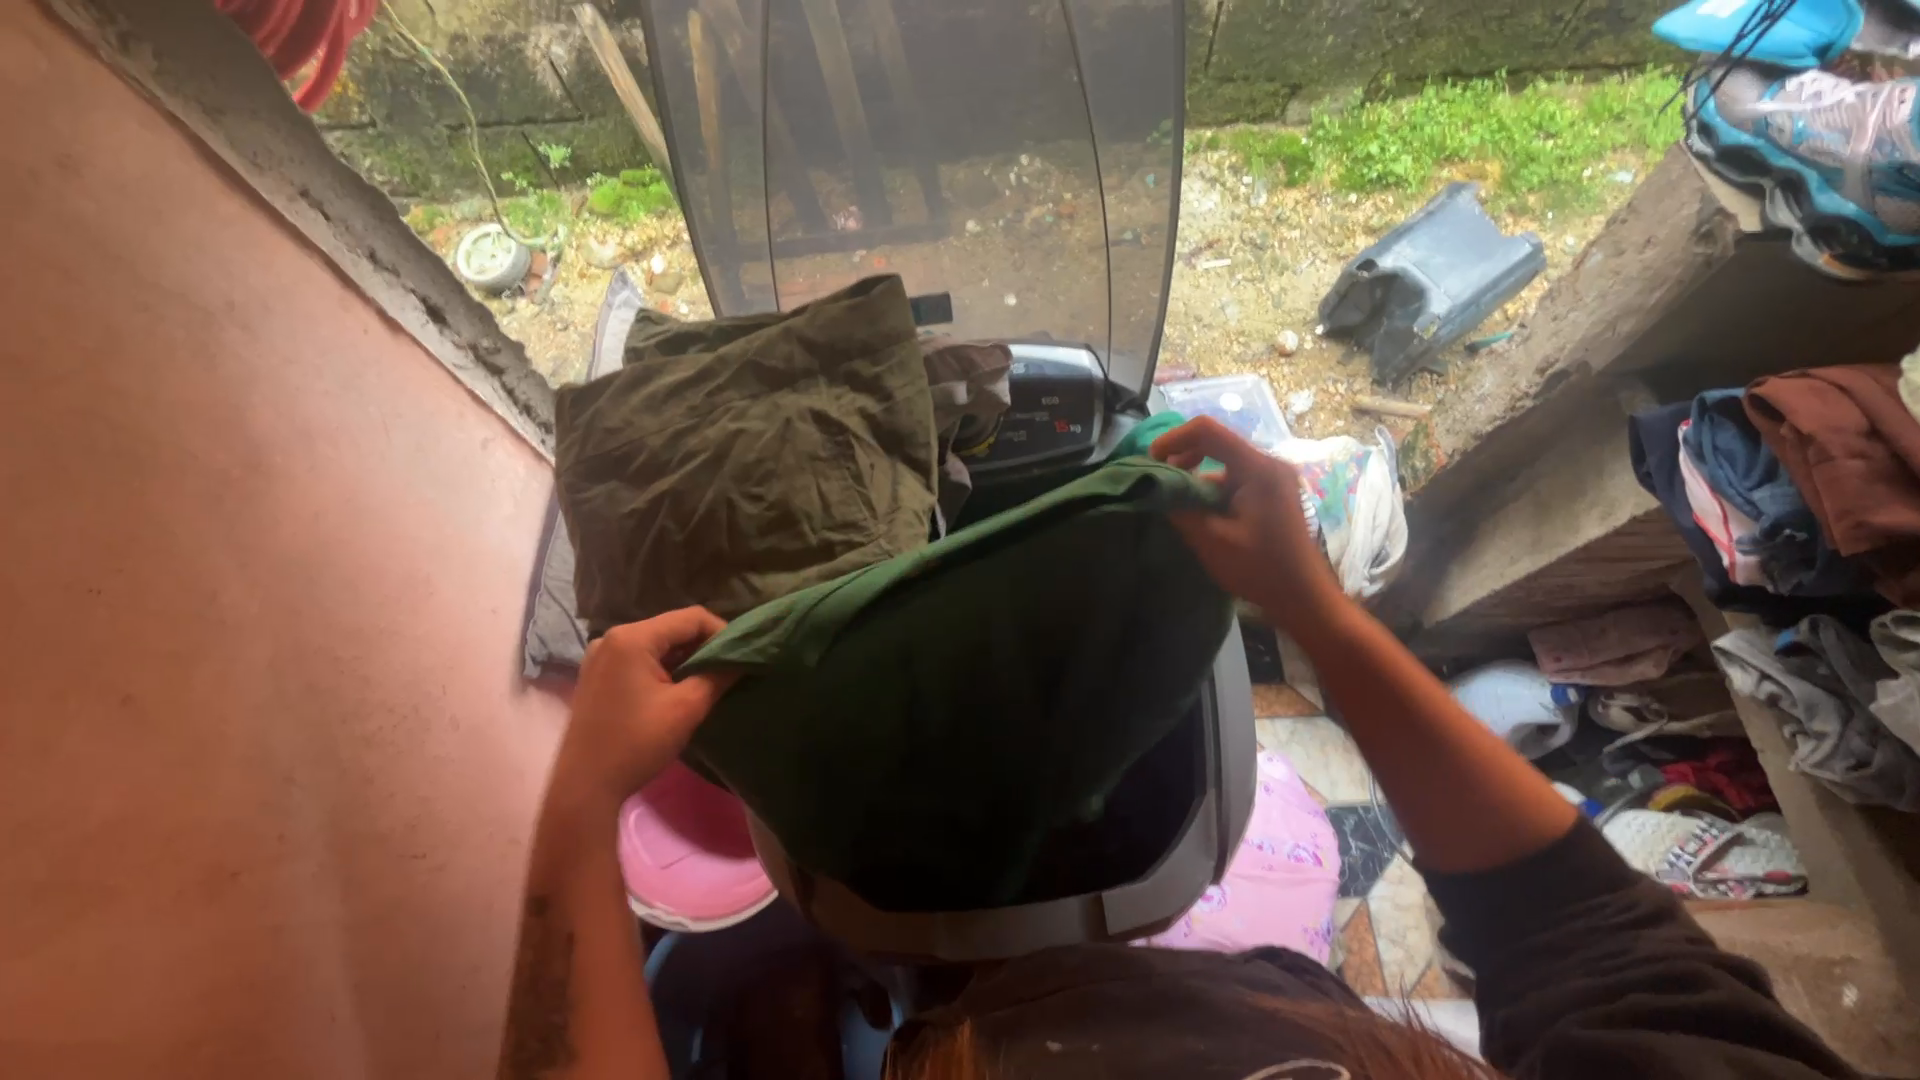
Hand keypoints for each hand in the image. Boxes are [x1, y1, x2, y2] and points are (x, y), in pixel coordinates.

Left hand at [551, 606, 738, 810]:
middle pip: (673, 628)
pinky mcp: (597, 674)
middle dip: (704, 645)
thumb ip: (719, 675)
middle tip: (728, 670)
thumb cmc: (637, 743)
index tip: (741, 657)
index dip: (723, 632)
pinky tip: (677, 689)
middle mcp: (613, 637)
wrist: (585, 787)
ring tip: (707, 680)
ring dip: (685, 658)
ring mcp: (601, 656)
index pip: (692, 618)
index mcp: (633, 638)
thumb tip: (745, 658)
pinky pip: (640, 658)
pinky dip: (664, 667)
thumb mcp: (687, 708)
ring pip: (657, 643)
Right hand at [1151, 416, 1347, 632]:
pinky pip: (1234, 477)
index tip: (1151, 463)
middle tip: (1159, 483)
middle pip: (1215, 441)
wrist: (1304, 596)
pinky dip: (1212, 488)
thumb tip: (1153, 488)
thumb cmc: (1260, 570)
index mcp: (1258, 468)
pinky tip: (1200, 514)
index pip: (1207, 430)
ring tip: (1176, 503)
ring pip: (1223, 461)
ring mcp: (1274, 476)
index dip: (1172, 440)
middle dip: (1181, 457)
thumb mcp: (1211, 541)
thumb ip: (1180, 509)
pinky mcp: (1273, 491)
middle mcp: (1269, 463)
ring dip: (1195, 476)